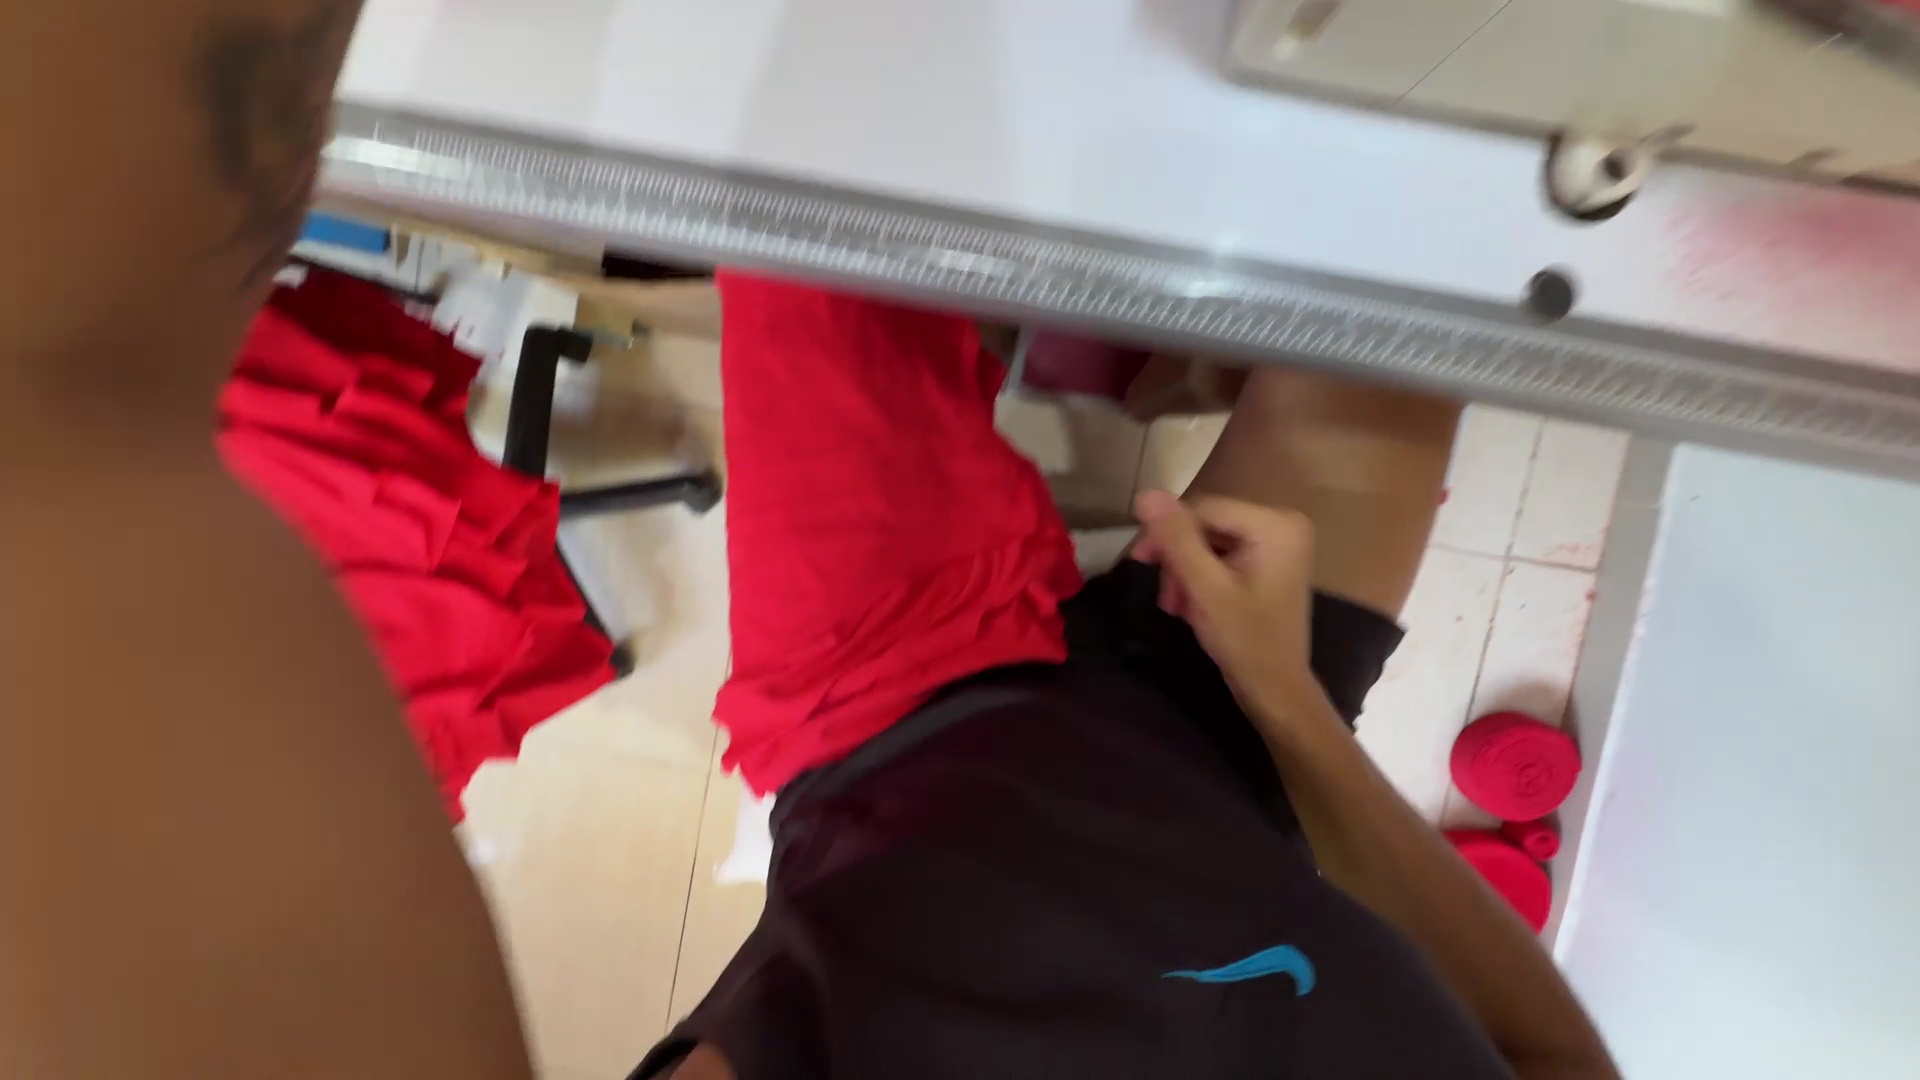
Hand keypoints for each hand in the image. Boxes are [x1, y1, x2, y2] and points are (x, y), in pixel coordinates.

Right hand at [1131, 490, 1321, 722]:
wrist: (1276, 690)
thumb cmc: (1245, 641)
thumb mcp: (1205, 589)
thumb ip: (1177, 540)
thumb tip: (1146, 493)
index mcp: (1275, 524)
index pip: (1201, 510)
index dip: (1166, 534)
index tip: (1141, 564)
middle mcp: (1281, 523)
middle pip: (1205, 524)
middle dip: (1178, 559)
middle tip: (1166, 598)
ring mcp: (1276, 542)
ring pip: (1207, 540)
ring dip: (1185, 571)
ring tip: (1178, 607)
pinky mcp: (1267, 560)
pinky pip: (1220, 554)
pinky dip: (1200, 577)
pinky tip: (1193, 603)